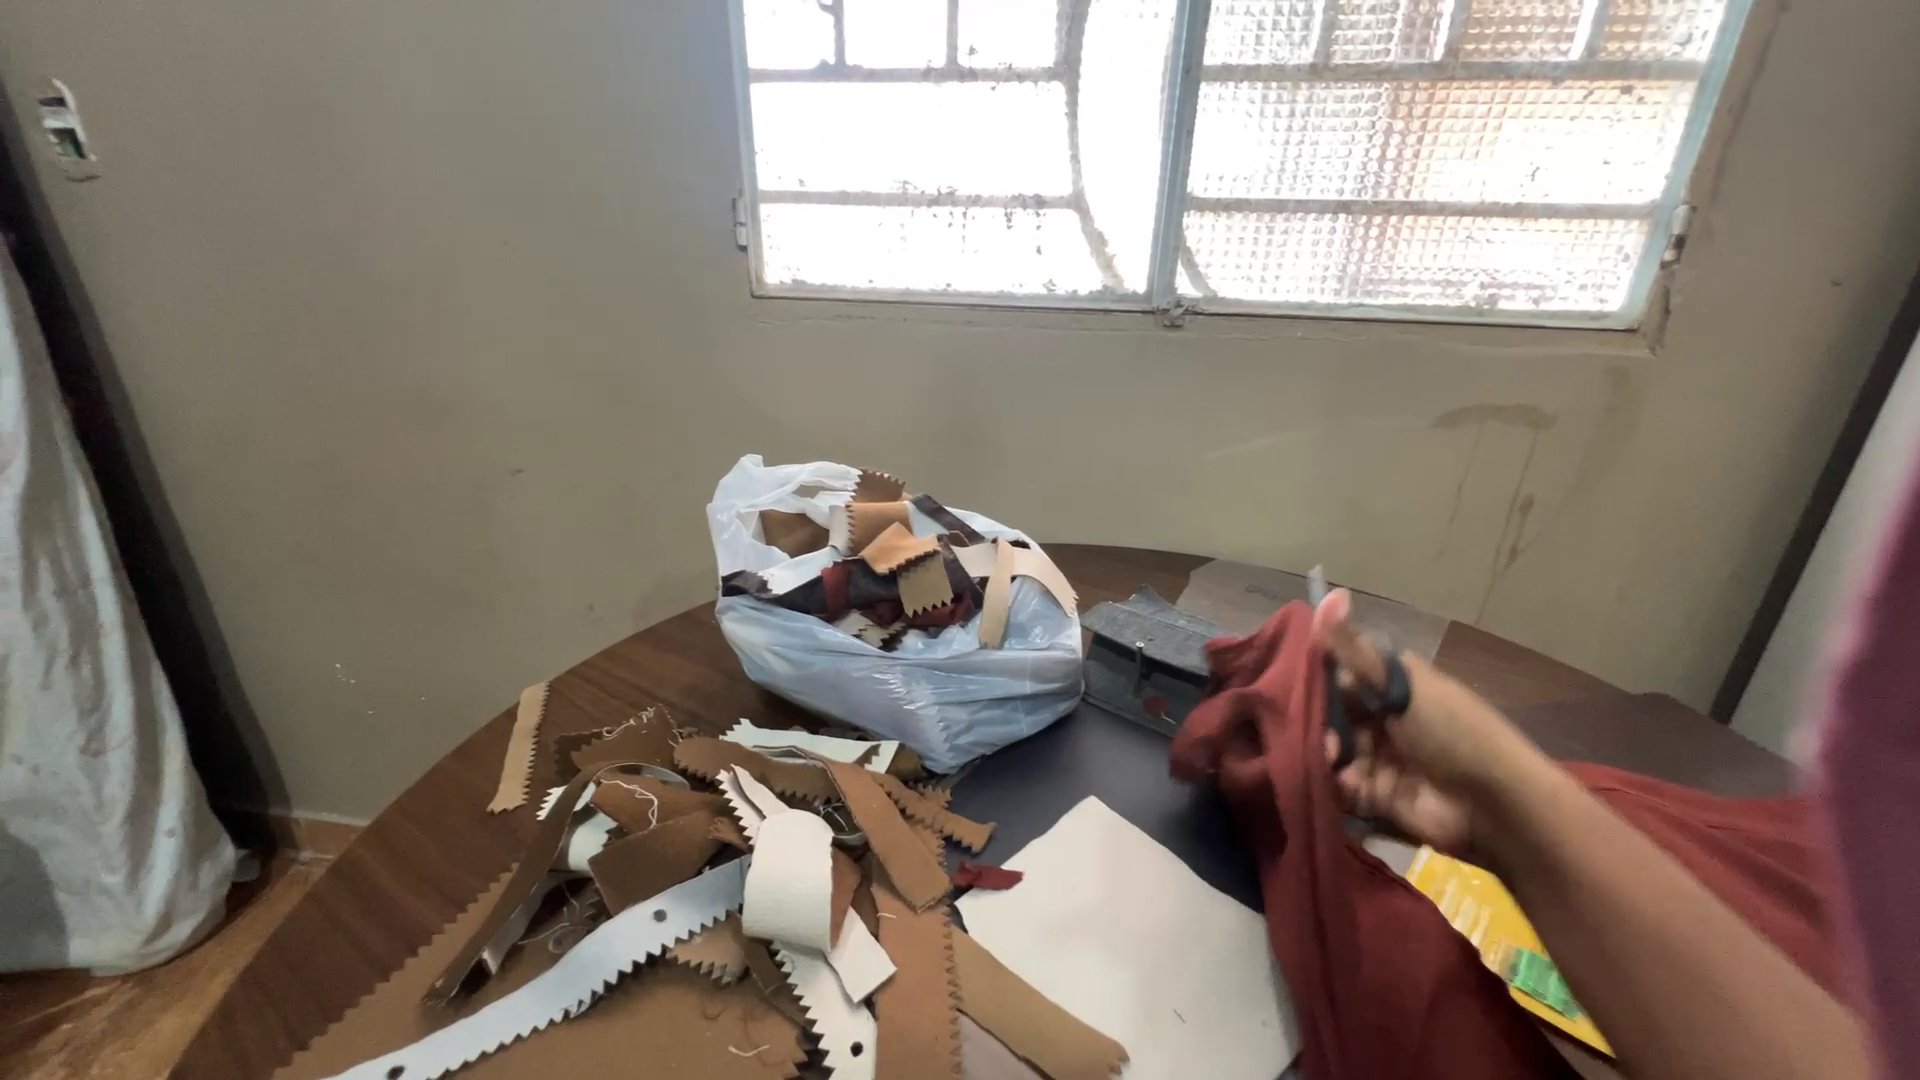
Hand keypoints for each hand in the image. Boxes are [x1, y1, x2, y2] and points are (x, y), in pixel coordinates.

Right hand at [1311, 589, 1539, 857]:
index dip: (1315, 679)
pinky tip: (1350, 783)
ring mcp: (1380, 756)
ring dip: (1326, 754)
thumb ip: (1355, 648)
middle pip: (1330, 714)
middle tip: (1315, 731)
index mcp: (1392, 684)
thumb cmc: (1453, 731)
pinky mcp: (1377, 794)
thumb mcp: (1401, 684)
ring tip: (1333, 760)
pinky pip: (1342, 785)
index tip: (1291, 684)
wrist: (1497, 806)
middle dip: (1318, 723)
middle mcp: (1383, 717)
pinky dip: (1341, 784)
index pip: (1340, 673)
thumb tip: (1332, 591)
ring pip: (1332, 749)